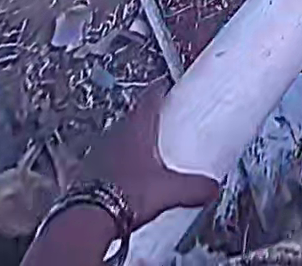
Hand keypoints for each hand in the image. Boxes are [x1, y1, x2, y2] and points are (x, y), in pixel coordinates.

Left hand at [80, 82, 217, 223]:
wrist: (89, 218)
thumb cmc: (125, 194)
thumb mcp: (168, 190)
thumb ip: (193, 187)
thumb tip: (211, 187)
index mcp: (138, 127)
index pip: (151, 96)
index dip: (160, 88)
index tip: (166, 83)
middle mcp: (118, 132)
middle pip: (135, 114)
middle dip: (148, 114)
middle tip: (161, 119)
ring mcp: (101, 149)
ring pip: (120, 133)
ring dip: (132, 137)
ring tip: (146, 149)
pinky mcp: (90, 169)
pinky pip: (107, 155)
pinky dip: (118, 159)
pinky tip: (125, 174)